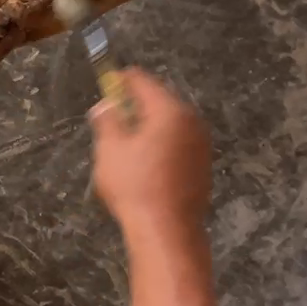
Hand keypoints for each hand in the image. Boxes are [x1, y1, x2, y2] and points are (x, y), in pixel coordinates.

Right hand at [89, 69, 211, 241]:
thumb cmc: (134, 183)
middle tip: (111, 113)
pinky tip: (142, 158)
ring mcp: (201, 144)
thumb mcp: (110, 149)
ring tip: (122, 138)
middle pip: (161, 102)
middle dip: (135, 104)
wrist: (166, 226)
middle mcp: (191, 122)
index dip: (123, 79)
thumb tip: (105, 105)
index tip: (108, 79)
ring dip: (147, 124)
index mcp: (169, 112)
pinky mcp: (201, 164)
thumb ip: (108, 122)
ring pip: (169, 123)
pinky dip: (158, 141)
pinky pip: (177, 141)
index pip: (145, 83)